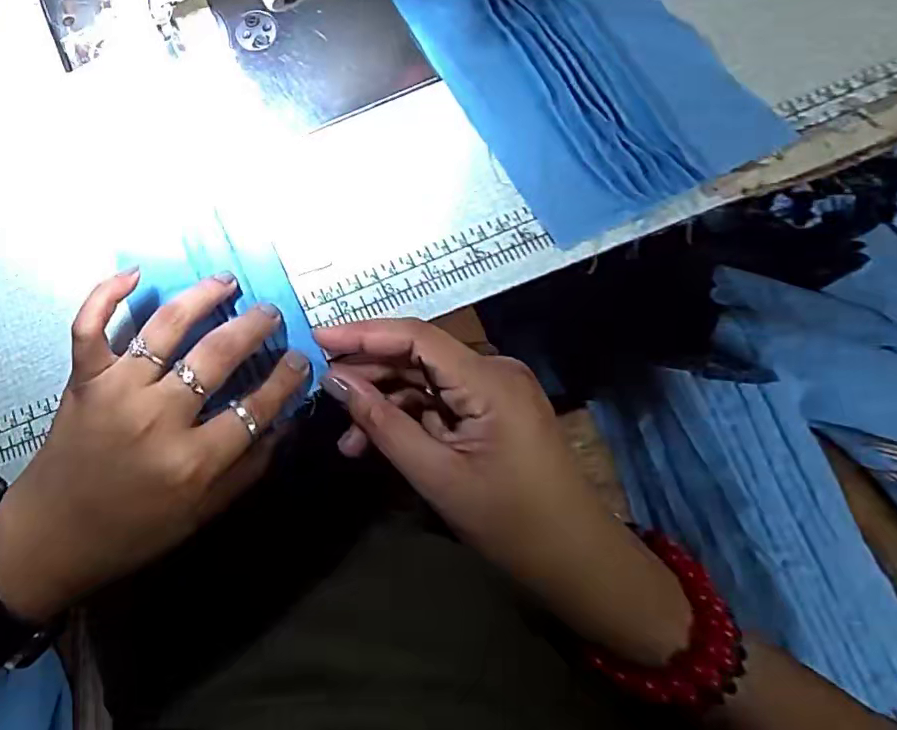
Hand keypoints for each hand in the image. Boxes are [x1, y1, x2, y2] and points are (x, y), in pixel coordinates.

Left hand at [0, 269, 308, 622]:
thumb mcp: (200, 515)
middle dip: (253, 327)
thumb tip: (286, 424)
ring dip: (202, 296)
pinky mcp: (83, 378)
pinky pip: (91, 326)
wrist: (50, 539)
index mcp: (191, 462)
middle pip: (216, 355)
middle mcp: (157, 418)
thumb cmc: (132, 530)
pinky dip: (107, 294)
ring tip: (226, 282)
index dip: (285, 379)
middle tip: (269, 312)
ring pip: (165, 326)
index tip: (300, 358)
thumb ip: (247, 471)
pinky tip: (135, 273)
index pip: (253, 408)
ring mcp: (117, 391)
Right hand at [316, 317, 691, 663]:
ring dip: (385, 402)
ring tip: (348, 436)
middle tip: (323, 392)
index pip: (416, 336)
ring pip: (425, 379)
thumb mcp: (437, 475)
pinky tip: (377, 441)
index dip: (363, 332)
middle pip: (417, 355)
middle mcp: (493, 370)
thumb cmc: (511, 523)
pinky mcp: (492, 408)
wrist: (578, 562)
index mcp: (489, 378)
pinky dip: (408, 417)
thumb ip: (383, 422)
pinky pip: (440, 400)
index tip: (318, 338)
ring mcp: (494, 388)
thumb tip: (336, 381)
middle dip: (369, 373)